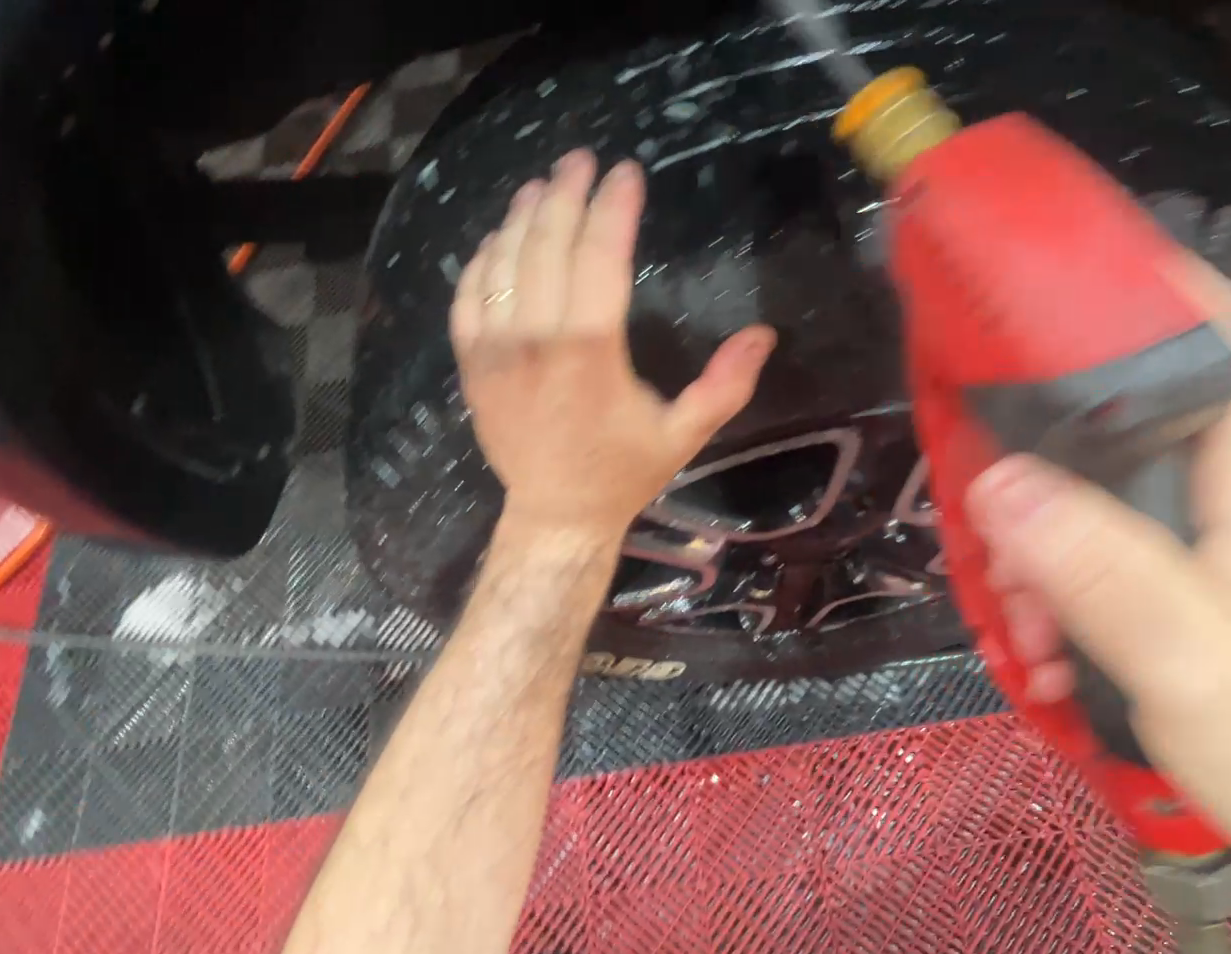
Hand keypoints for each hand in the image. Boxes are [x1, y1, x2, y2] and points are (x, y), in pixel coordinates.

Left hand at [450, 149, 777, 539]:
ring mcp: (495, 353)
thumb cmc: (622, 473)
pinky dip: (484, 260)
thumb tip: (763, 335)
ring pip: (503, 264)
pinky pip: (468, 297)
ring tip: (543, 187)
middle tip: (580, 161)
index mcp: (591, 355)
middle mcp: (536, 342)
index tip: (626, 173)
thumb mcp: (683, 436)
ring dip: (522, 217)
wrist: (556, 516)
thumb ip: (724, 387)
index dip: (613, 208)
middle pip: (546, 246)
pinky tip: (501, 239)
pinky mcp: (471, 366)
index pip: (600, 258)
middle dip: (565, 195)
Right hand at [963, 266, 1230, 880]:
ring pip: (1100, 503)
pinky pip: (1116, 557)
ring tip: (1030, 645)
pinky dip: (1070, 598)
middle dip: (1032, 487)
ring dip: (1042, 564)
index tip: (1014, 300)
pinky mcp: (1212, 578)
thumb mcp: (1195, 664)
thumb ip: (1096, 568)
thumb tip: (994, 479)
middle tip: (995, 567)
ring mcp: (1225, 531)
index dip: (1114, 291)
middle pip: (1113, 429)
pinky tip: (1056, 660)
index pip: (1200, 328)